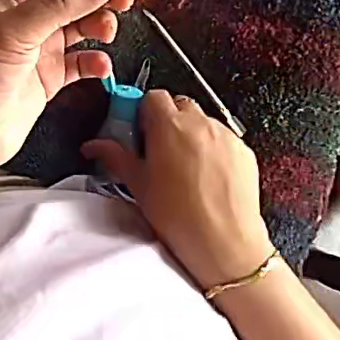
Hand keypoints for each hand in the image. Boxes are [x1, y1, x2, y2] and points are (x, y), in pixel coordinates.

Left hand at [0, 0, 125, 171]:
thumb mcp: (14, 32)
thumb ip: (60, 2)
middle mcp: (25, 20)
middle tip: (125, 0)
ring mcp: (37, 50)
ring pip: (81, 28)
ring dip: (99, 26)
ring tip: (107, 32)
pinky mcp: (47, 79)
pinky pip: (80, 64)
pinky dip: (94, 62)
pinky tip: (99, 67)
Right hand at [82, 90, 273, 288]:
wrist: (224, 243)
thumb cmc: (180, 215)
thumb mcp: (137, 183)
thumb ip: (114, 155)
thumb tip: (94, 146)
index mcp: (169, 126)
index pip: (152, 96)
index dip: (141, 110)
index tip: (135, 129)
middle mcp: (200, 124)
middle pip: (178, 104)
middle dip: (165, 119)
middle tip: (154, 146)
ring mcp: (226, 137)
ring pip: (202, 121)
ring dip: (189, 133)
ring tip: (180, 166)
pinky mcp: (244, 152)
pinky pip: (222, 138)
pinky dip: (211, 148)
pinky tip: (202, 175)